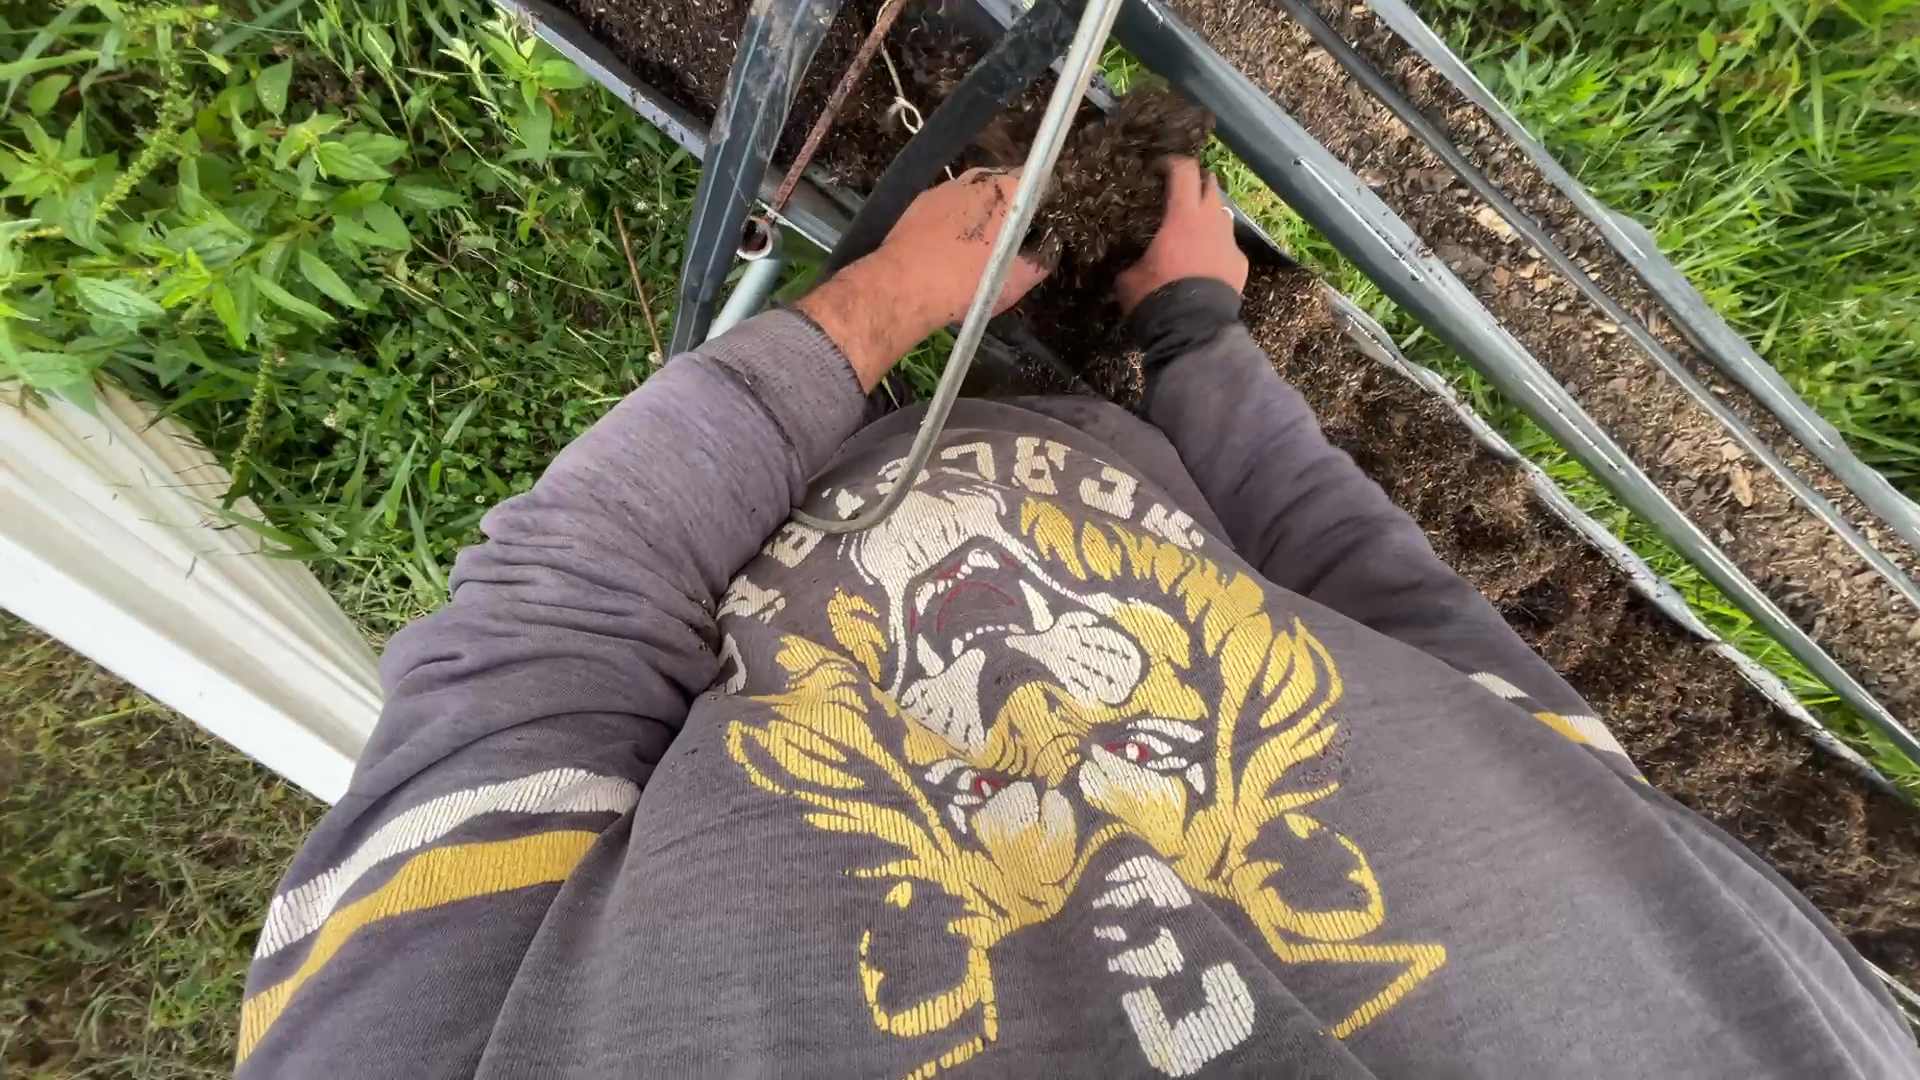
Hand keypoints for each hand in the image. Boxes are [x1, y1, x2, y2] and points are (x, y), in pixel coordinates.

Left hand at [797, 169, 1050, 389]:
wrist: (904, 287)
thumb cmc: (967, 282)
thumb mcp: (1016, 281)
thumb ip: (1041, 260)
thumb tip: (1048, 247)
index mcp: (1010, 189)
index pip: (1039, 183)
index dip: (1042, 206)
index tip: (1038, 228)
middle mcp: (978, 177)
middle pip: (1004, 189)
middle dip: (1009, 212)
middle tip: (1006, 246)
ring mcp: (945, 186)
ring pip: (973, 198)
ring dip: (978, 217)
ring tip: (972, 252)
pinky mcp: (920, 201)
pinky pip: (947, 208)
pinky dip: (951, 224)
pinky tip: (945, 251)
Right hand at [1115, 157, 1248, 315]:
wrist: (1192, 328)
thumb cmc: (1156, 297)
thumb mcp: (1129, 279)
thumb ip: (1132, 261)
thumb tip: (1129, 262)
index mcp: (1182, 216)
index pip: (1183, 170)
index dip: (1171, 163)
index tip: (1159, 168)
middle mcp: (1210, 220)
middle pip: (1209, 183)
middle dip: (1195, 182)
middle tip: (1179, 194)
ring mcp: (1229, 241)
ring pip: (1221, 214)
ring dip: (1207, 215)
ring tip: (1192, 232)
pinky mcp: (1239, 263)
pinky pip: (1227, 246)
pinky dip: (1216, 248)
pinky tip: (1204, 264)